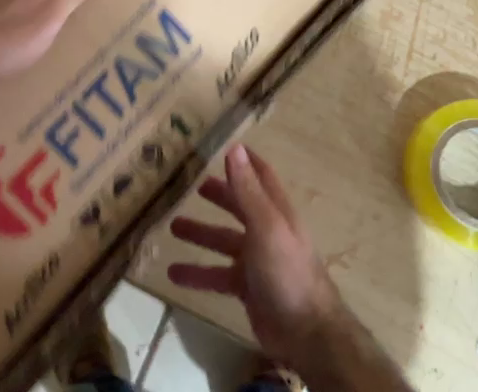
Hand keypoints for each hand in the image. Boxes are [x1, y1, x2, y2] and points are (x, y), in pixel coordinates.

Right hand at [167, 145, 343, 368]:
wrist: (304, 331)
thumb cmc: (287, 270)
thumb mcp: (265, 225)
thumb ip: (248, 190)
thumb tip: (235, 148)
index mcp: (276, 212)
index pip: (262, 177)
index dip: (246, 162)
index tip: (227, 147)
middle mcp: (268, 232)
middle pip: (240, 207)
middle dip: (219, 196)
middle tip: (192, 188)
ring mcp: (258, 261)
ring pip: (225, 242)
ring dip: (202, 234)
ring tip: (173, 227)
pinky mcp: (248, 289)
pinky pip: (218, 276)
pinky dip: (198, 273)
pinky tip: (174, 274)